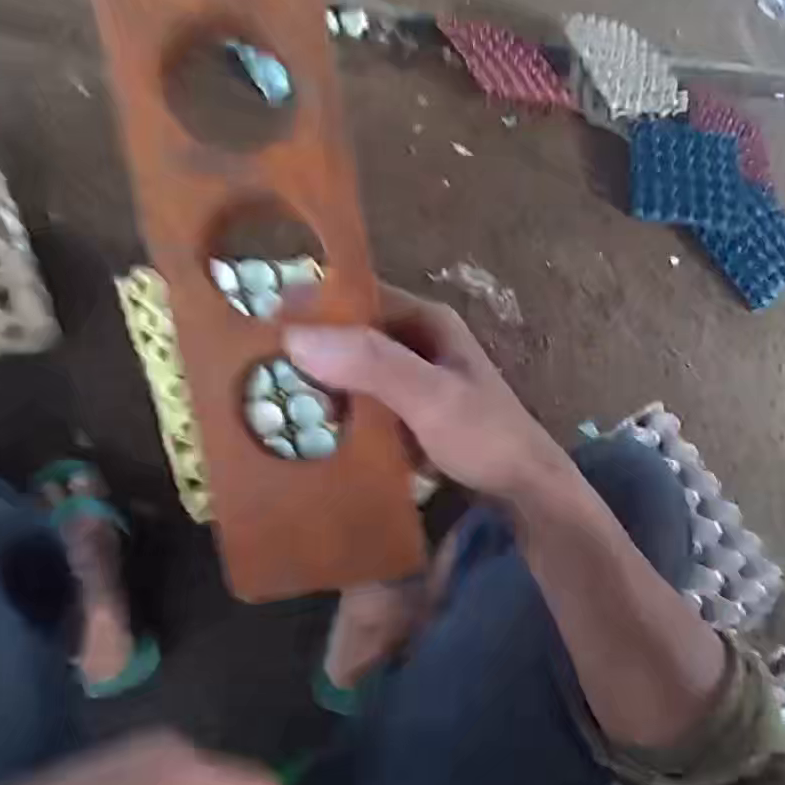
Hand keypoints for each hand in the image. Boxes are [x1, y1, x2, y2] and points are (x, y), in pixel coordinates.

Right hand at [285, 286, 573, 500]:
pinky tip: (316, 429)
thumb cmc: (485, 436)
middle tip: (258, 372)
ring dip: (323, 383)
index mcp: (426, 321)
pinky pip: (366, 401)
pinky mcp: (412, 412)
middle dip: (311, 349)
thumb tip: (298, 336)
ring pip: (355, 369)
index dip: (311, 305)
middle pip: (352, 333)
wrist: (526, 487)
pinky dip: (342, 411)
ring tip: (277, 402)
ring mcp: (415, 379)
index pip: (358, 296)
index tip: (259, 324)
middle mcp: (419, 342)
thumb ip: (373, 365)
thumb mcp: (431, 398)